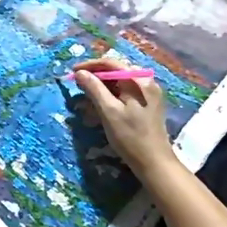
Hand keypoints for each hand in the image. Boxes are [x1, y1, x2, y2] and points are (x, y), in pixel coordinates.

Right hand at [72, 58, 178, 181]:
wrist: (154, 163)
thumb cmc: (130, 136)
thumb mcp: (109, 111)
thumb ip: (94, 89)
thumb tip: (80, 73)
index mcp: (139, 80)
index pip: (111, 63)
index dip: (89, 65)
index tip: (72, 72)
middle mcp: (146, 81)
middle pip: (116, 70)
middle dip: (95, 75)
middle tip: (78, 83)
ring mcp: (149, 92)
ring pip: (120, 81)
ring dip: (102, 85)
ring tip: (86, 94)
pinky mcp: (148, 103)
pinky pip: (126, 91)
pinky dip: (112, 93)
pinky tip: (101, 102)